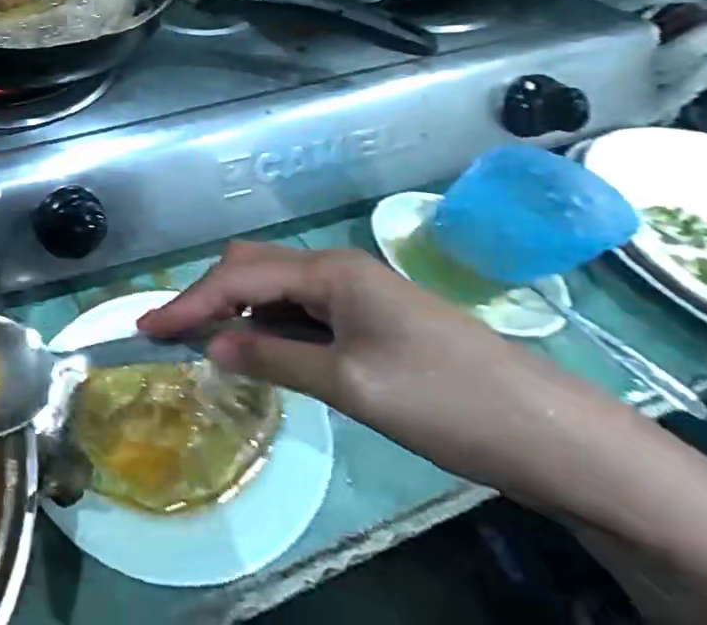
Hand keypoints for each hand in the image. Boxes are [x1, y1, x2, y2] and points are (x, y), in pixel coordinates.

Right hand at [143, 243, 706, 624]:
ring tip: (204, 344)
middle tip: (170, 333)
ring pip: (276, 290)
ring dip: (236, 312)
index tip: (146, 330)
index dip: (187, 303)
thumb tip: (210, 345)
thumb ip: (272, 359)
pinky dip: (269, 327)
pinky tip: (261, 352)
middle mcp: (339, 270)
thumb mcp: (350, 385)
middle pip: (251, 269)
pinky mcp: (374, 321)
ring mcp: (359, 294)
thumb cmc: (448, 402)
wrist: (561, 438)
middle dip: (205, 296)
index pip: (237, 278)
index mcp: (331, 272)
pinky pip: (303, 313)